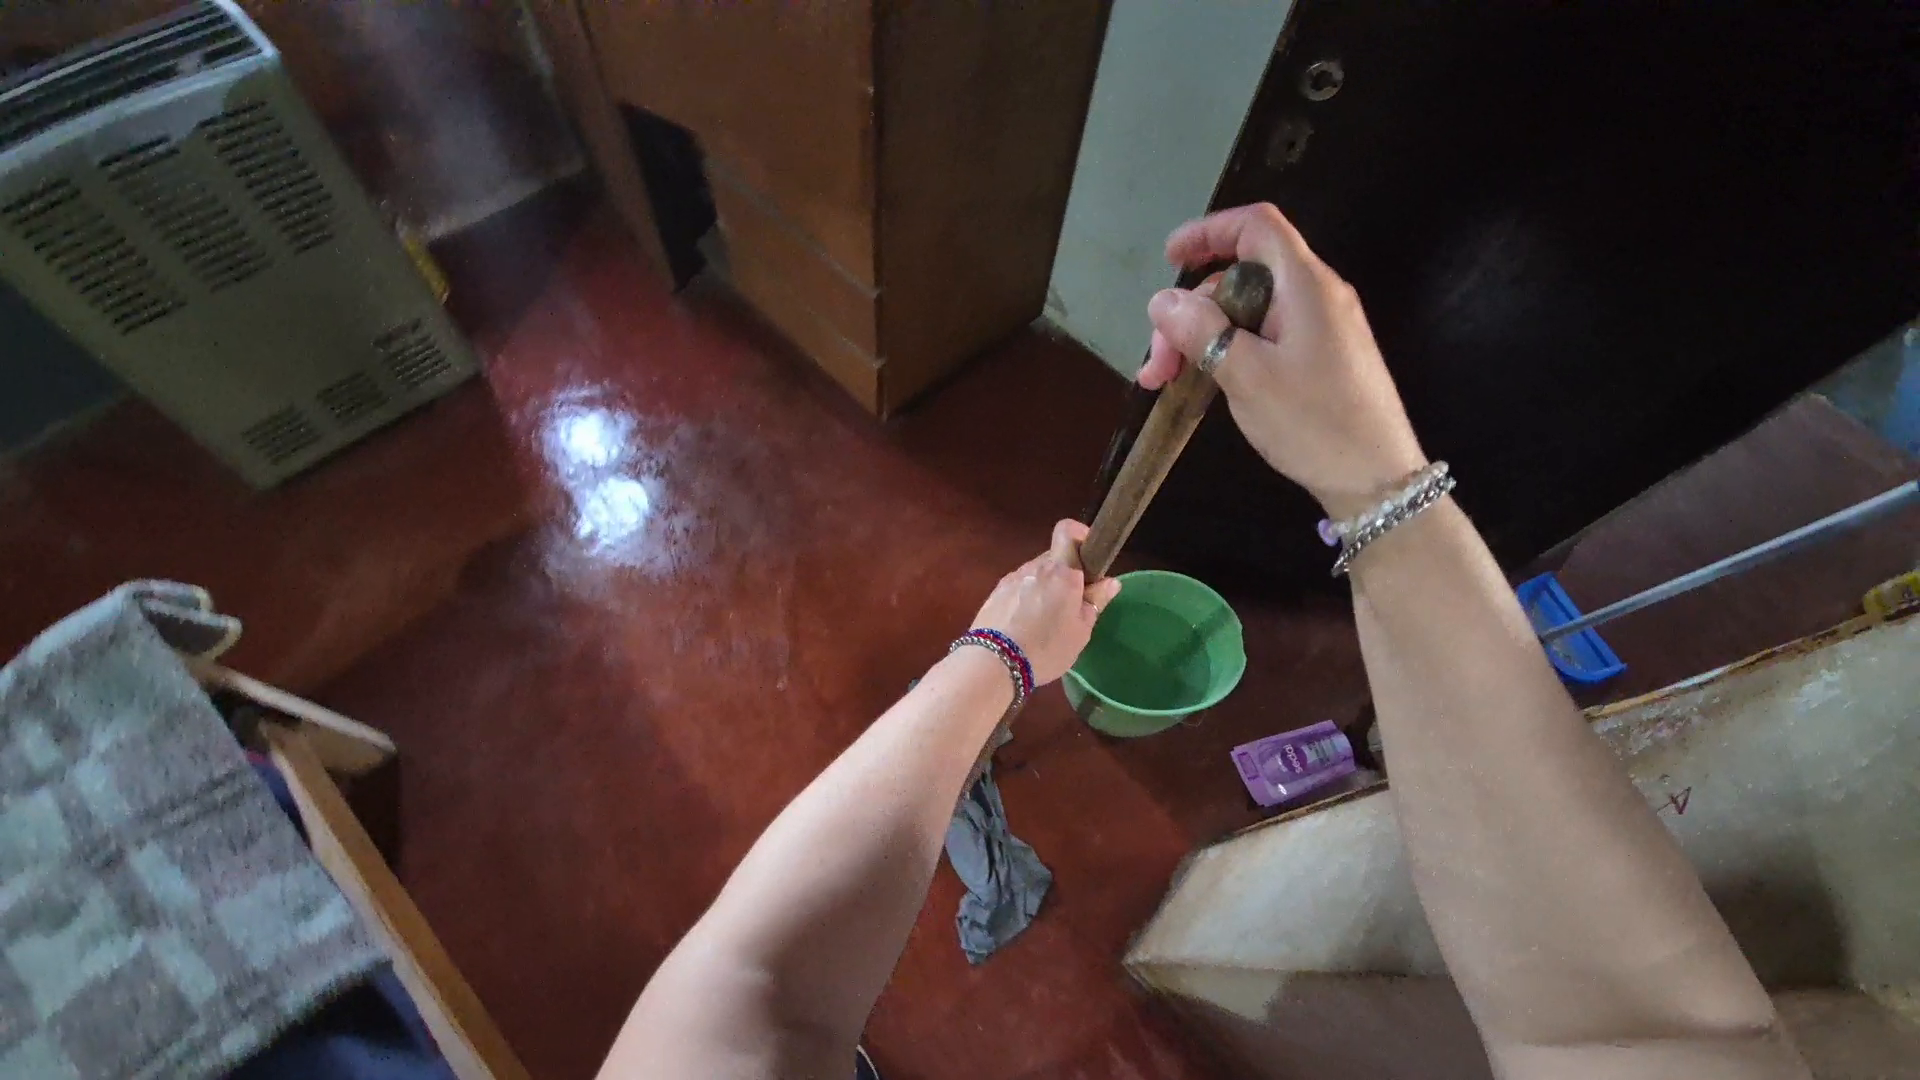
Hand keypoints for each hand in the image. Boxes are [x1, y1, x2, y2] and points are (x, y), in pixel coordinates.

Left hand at [970, 520, 1121, 685]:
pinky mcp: (995, 593)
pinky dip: (1026, 599)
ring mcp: (1012, 578)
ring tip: (1045, 621)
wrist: (994, 662)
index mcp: (1061, 571)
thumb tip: (1110, 581)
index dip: (1079, 534)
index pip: (1067, 530)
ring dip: (1044, 588)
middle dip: (1065, 575)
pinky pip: (1018, 588)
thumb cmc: (1047, 647)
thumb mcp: (1080, 631)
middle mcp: (1035, 567)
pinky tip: (1024, 624)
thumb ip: (1095, 602)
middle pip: (1054, 559)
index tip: (1089, 557)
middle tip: (1072, 605)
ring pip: (1035, 574)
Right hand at [1139, 203, 1428, 520]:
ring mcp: (1318, 328)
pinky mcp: (1317, 357)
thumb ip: (1203, 332)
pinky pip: (1262, 336)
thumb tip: (1162, 299)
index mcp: (1304, 286)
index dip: (1209, 231)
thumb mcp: (1247, 376)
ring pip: (1246, 312)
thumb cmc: (1313, 423)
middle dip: (1190, 311)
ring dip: (1201, 338)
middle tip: (1156, 365)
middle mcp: (1314, 296)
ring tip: (1166, 382)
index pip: (1255, 227)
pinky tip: (1203, 382)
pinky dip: (1226, 351)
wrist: (1375, 478)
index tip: (1168, 258)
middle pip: (1239, 277)